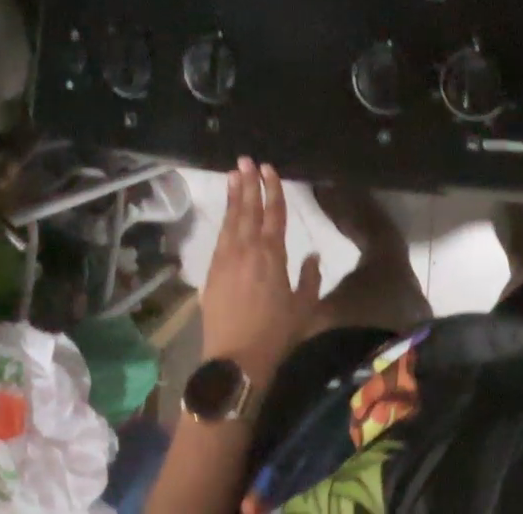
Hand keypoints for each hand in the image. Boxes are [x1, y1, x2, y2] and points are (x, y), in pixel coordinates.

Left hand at [201, 158, 321, 383]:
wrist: (235, 360)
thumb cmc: (276, 334)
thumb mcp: (304, 307)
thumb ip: (309, 277)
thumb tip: (311, 255)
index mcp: (273, 254)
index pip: (274, 213)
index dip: (272, 189)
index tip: (269, 168)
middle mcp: (247, 249)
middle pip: (249, 209)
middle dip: (249, 183)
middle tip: (246, 160)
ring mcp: (225, 259)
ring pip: (231, 220)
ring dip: (233, 196)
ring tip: (233, 175)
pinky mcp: (211, 272)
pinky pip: (220, 238)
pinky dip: (224, 220)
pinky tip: (226, 214)